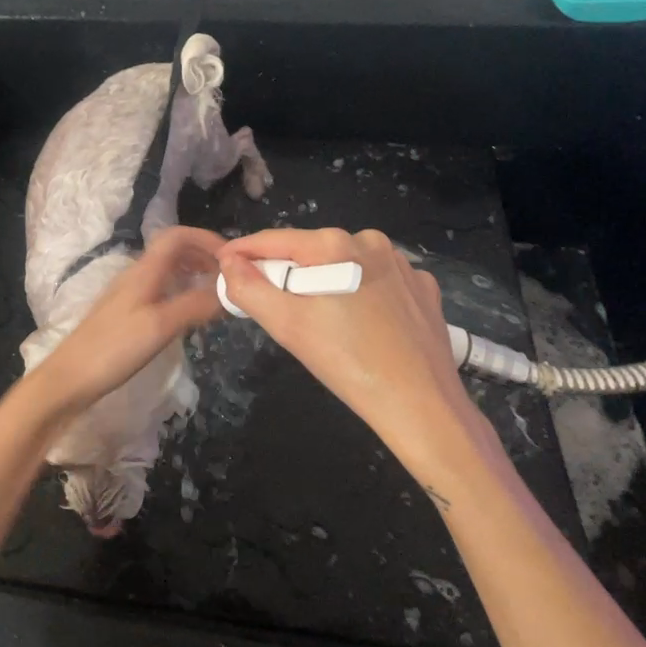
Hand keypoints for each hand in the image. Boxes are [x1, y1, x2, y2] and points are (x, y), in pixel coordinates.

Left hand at [29, 225, 226, 416]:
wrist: (70, 378)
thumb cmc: (114, 348)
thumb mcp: (160, 326)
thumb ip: (195, 305)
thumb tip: (231, 291)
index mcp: (144, 271)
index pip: (177, 236)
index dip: (206, 239)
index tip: (233, 260)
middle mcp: (137, 275)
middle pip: (174, 250)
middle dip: (205, 257)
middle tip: (232, 279)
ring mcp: (130, 294)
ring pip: (168, 271)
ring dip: (195, 275)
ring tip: (218, 295)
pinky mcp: (127, 314)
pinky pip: (162, 291)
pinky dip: (183, 293)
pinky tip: (192, 314)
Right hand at [217, 228, 487, 473]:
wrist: (422, 406)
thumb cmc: (346, 362)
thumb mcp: (285, 325)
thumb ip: (248, 288)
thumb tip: (230, 262)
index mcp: (334, 244)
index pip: (273, 240)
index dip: (242, 252)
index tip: (222, 266)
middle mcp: (370, 242)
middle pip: (309, 251)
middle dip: (285, 272)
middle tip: (270, 305)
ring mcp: (403, 265)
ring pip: (344, 266)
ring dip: (323, 283)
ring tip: (318, 320)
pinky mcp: (423, 289)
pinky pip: (376, 282)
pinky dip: (360, 296)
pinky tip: (362, 325)